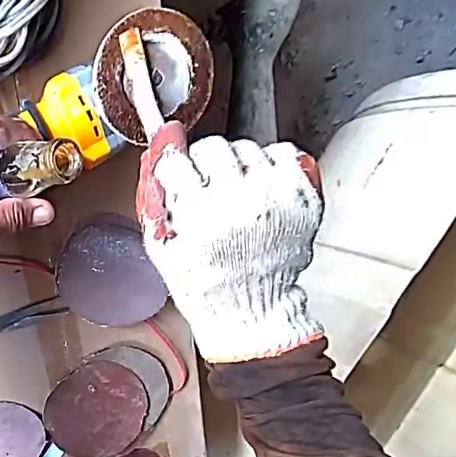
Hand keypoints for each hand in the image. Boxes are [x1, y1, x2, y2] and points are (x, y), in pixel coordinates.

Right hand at [136, 122, 325, 362]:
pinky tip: (260, 189)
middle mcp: (237, 200)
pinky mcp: (300, 197)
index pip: (177, 161)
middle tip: (207, 186)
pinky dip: (270, 165)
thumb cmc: (205, 286)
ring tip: (235, 195)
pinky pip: (283, 153)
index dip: (175, 169)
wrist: (250, 310)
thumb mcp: (163, 248)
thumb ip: (155, 197)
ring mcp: (272, 197)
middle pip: (212, 147)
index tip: (179, 177)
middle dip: (204, 164)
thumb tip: (160, 146)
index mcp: (197, 215)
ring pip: (247, 148)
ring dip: (236, 166)